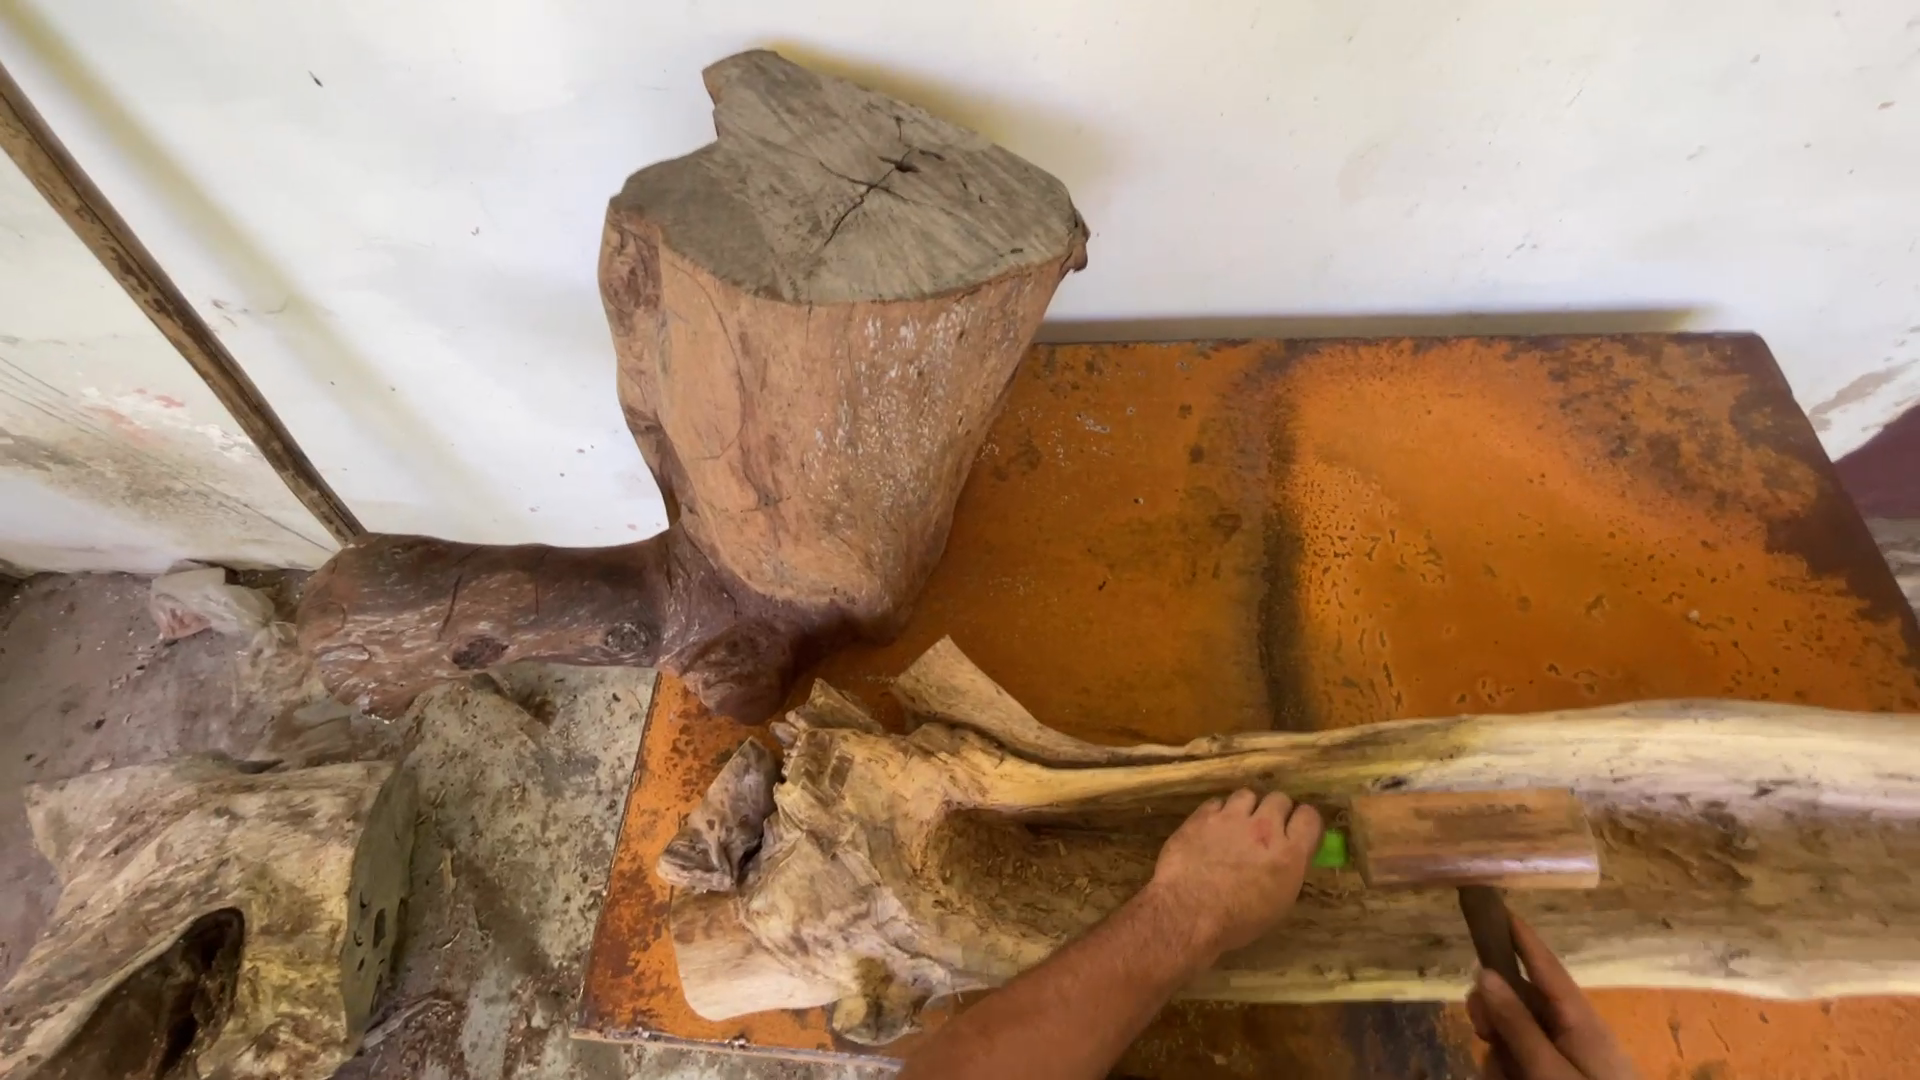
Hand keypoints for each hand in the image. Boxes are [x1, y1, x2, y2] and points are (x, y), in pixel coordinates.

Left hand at [1139, 789, 1321, 966]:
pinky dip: (1218, 812)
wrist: (1189, 910)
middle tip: (1267, 827)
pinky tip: (1212, 828)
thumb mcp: (1277, 902)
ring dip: (1246, 807)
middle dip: (1276, 810)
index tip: (1297, 829)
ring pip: (1247, 794)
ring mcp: (1231, 817)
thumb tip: (1284, 855)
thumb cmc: (1237, 920)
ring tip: (1237, 824)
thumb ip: (1286, 869)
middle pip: (1279, 799)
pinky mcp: (1202, 815)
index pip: (1310, 817)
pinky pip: (1217, 802)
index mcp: (1289, 854)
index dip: (1304, 821)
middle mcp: (1263, 828)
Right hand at [1466, 916, 1638, 1078]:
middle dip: (1491, 1010)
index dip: (1521, 936)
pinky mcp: (1557, 1078)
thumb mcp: (1549, 1074)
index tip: (1495, 903)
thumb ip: (1516, 1024)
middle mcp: (1575, 1035)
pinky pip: (1517, 1058)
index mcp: (1582, 1024)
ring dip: (1496, 1051)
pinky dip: (1505, 1069)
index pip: (1546, 966)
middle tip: (1478, 1028)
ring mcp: (1567, 1060)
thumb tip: (1484, 970)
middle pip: (1519, 997)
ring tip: (1502, 1078)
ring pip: (1511, 1031)